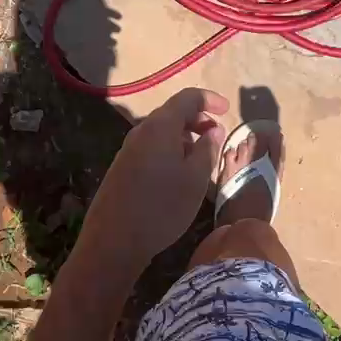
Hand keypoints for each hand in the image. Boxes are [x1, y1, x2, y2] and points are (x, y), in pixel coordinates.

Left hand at [83, 88, 228, 265]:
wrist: (113, 242)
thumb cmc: (162, 207)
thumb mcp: (196, 179)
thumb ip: (208, 148)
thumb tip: (214, 129)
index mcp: (160, 126)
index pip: (188, 97)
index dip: (210, 99)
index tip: (227, 110)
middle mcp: (141, 131)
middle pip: (173, 113)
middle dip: (198, 120)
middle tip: (216, 135)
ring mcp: (128, 150)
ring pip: (161, 132)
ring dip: (184, 137)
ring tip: (200, 158)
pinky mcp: (121, 168)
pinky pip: (151, 148)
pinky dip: (169, 150)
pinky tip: (177, 176)